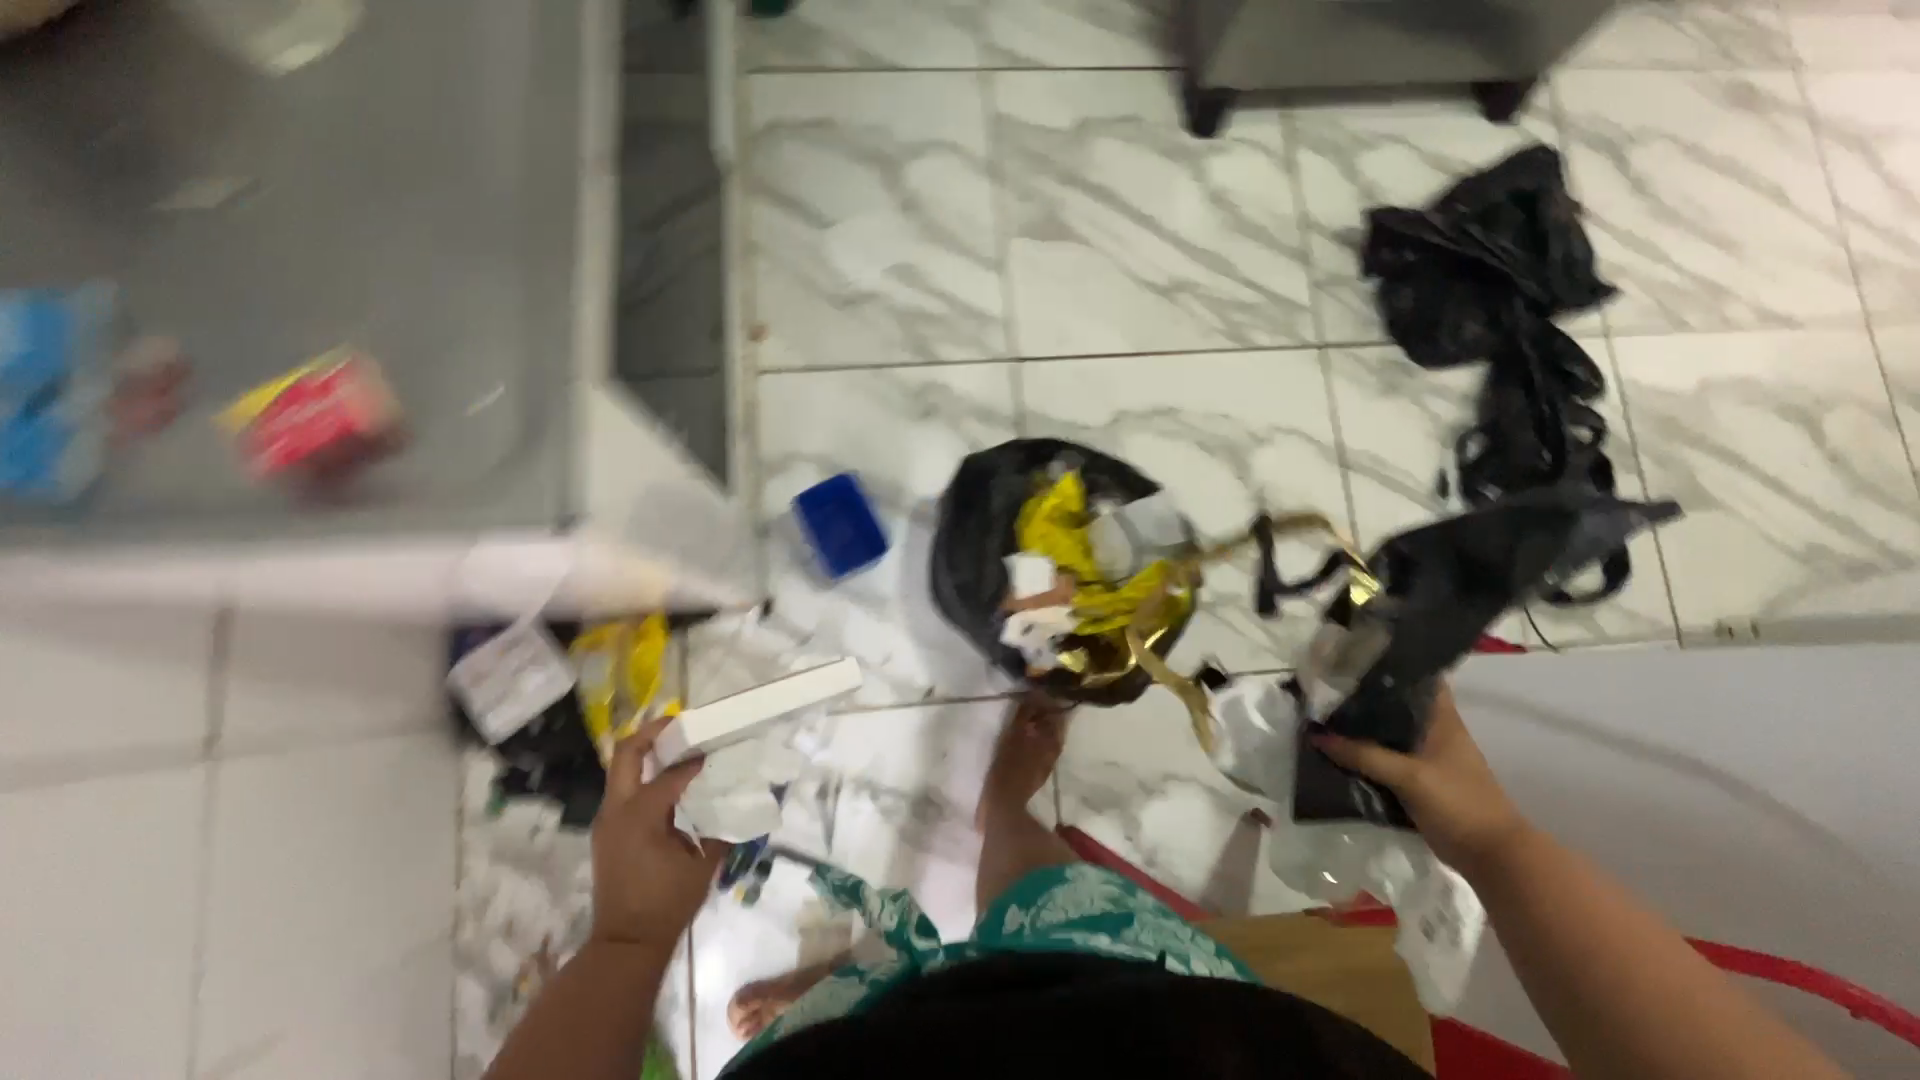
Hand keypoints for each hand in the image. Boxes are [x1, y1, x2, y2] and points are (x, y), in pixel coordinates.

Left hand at [589, 714, 730, 947]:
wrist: (626, 943)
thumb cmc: (667, 903)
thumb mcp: (702, 865)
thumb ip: (718, 828)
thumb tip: (736, 802)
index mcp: (640, 816)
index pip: (670, 775)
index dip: (694, 760)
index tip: (715, 749)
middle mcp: (617, 811)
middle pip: (626, 753)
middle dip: (652, 733)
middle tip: (680, 724)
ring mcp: (607, 821)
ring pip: (620, 770)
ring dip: (646, 754)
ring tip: (677, 749)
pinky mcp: (607, 832)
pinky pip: (623, 791)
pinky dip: (643, 778)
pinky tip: (668, 786)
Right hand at [1311, 681, 1530, 874]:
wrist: (1490, 855)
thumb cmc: (1459, 803)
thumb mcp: (1410, 776)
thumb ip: (1364, 755)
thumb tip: (1317, 735)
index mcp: (1442, 720)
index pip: (1419, 677)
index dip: (1391, 664)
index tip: (1355, 656)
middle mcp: (1433, 732)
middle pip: (1395, 705)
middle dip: (1363, 698)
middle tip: (1325, 687)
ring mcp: (1425, 757)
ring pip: (1386, 734)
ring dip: (1360, 729)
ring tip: (1322, 716)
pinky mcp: (1416, 781)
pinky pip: (1383, 760)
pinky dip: (1363, 756)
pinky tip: (1335, 752)